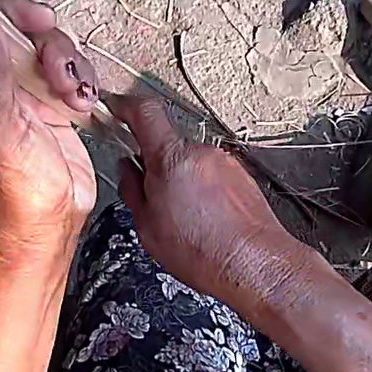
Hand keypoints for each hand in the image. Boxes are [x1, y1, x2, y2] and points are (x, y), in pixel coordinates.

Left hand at [0, 0, 98, 261]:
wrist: (48, 225)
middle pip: (17, 31)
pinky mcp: (52, 104)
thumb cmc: (13, 186)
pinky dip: (82, 81)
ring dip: (70, 65)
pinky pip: (68, 72)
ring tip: (75, 99)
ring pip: (48, 48)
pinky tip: (82, 105)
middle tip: (59, 73)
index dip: (3, 12)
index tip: (35, 20)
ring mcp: (23, 93)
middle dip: (47, 43)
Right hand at [111, 96, 315, 308]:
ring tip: (186, 220)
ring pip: (190, 163)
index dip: (126, 107)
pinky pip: (211, 175)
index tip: (117, 110)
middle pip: (167, 145)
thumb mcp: (148, 226)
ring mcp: (224, 162)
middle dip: (156, 167)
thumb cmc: (204, 251)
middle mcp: (200, 152)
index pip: (145, 112)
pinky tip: (206, 220)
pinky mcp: (241, 175)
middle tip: (153, 199)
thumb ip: (132, 189)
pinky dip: (204, 192)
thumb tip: (127, 170)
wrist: (255, 264)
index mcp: (171, 158)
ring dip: (182, 183)